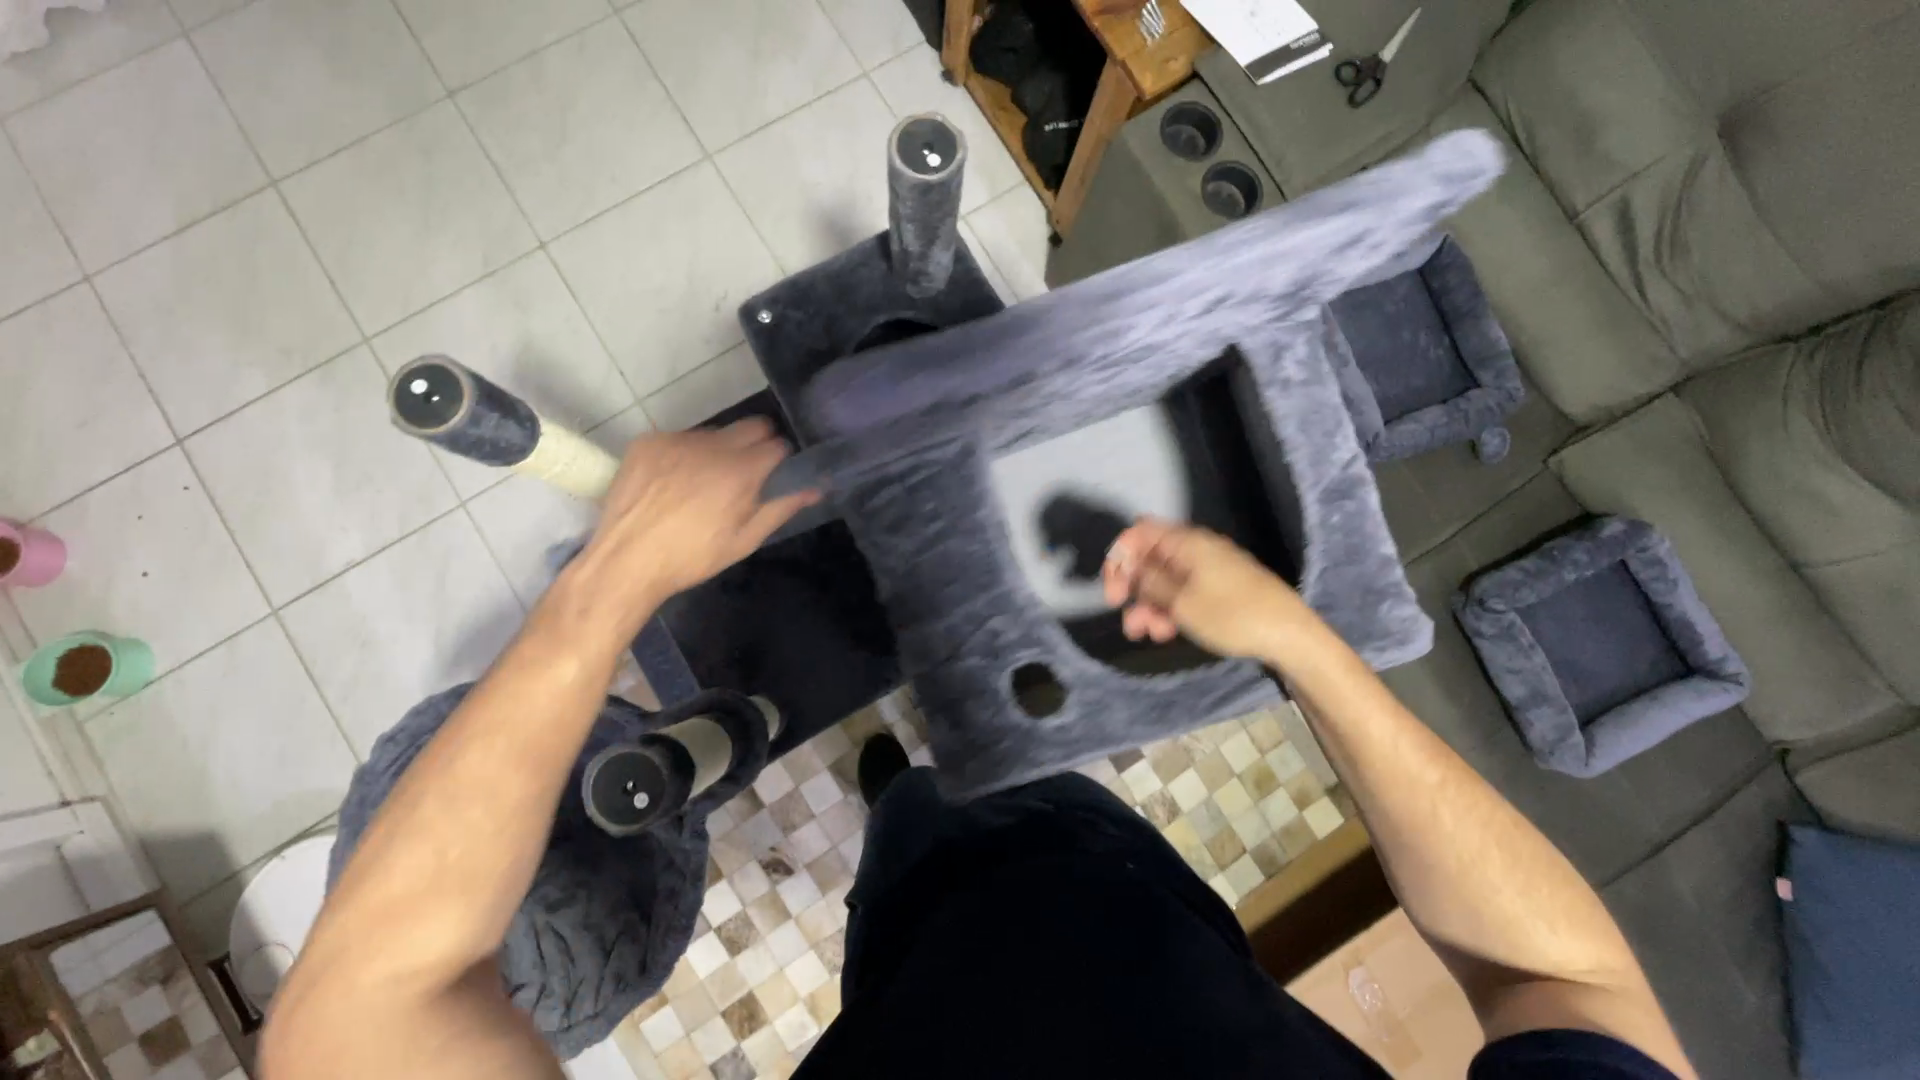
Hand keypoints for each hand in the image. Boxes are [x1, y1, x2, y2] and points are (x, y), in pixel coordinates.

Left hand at [568, 419, 820, 624]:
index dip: (781, 462)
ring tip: (702, 485)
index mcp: (741, 471)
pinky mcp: (648, 441)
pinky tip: (672, 483)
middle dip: (757, 445)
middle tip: (745, 476)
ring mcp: (677, 440)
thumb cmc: (692, 558)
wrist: (627, 560)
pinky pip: (680, 438)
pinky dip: (684, 455)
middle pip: (752, 425)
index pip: (779, 445)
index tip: (774, 479)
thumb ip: (781, 507)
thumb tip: (815, 487)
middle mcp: (712, 445)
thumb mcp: (744, 541)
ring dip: (719, 451)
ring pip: (715, 432)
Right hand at [1101, 517, 1316, 659]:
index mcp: (1187, 543)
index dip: (1119, 556)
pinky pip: (1184, 592)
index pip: (1140, 533)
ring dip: (1150, 605)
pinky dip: (1169, 609)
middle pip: (1151, 558)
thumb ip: (1150, 581)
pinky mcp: (1219, 589)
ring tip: (1146, 635)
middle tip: (1124, 615)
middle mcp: (1197, 549)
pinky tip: (1166, 633)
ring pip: (1165, 580)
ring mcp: (1209, 570)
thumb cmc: (1233, 615)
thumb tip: (1128, 564)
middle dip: (1133, 587)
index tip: (1113, 589)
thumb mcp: (1182, 602)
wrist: (1290, 635)